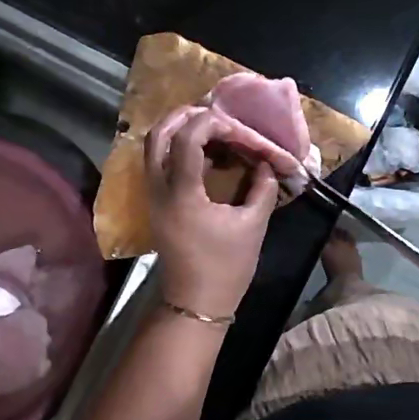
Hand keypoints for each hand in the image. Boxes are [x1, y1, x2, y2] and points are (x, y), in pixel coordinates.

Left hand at [146, 107, 279, 317]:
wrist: (195, 302)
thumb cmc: (226, 267)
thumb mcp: (253, 225)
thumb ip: (262, 188)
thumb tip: (265, 164)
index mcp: (182, 192)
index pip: (187, 138)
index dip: (212, 124)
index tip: (237, 130)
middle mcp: (159, 188)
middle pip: (158, 134)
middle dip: (186, 117)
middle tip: (216, 117)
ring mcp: (152, 196)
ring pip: (154, 148)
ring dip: (179, 131)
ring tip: (212, 132)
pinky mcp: (155, 204)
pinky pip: (159, 163)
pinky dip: (177, 149)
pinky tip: (205, 155)